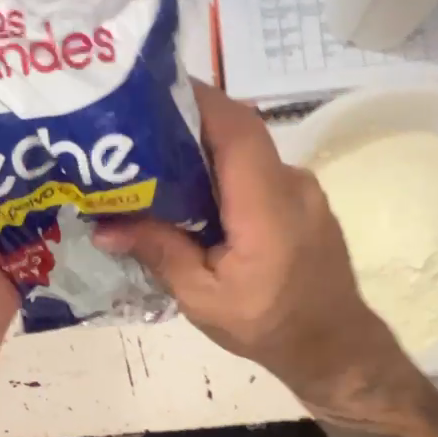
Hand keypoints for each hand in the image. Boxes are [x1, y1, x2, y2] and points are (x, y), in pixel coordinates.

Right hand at [91, 83, 408, 403]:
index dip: (196, 99)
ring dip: (203, 156)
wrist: (334, 347)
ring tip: (155, 169)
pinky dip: (223, 178)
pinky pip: (257, 175)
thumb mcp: (203, 299)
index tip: (149, 89)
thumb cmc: (268, 326)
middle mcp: (291, 184)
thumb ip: (159, 253)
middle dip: (186, 126)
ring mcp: (301, 190)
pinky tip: (192, 200)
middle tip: (134, 134)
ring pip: (246, 155)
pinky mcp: (302, 202)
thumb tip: (104, 227)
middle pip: (237, 134)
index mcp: (266, 205)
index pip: (235, 127)